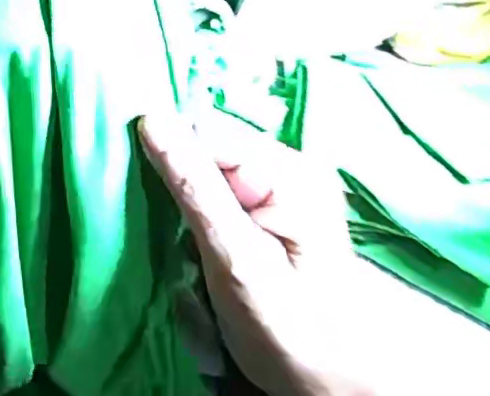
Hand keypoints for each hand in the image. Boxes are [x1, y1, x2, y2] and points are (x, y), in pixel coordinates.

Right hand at [139, 113, 384, 395]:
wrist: (339, 392)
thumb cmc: (295, 337)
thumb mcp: (237, 263)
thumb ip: (194, 187)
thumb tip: (150, 120)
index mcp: (286, 170)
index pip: (197, 131)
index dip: (168, 163)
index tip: (167, 214)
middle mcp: (281, 166)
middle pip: (192, 150)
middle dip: (173, 197)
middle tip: (183, 252)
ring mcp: (269, 186)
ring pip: (188, 175)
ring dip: (178, 220)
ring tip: (193, 268)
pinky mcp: (256, 206)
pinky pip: (198, 194)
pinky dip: (189, 229)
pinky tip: (201, 265)